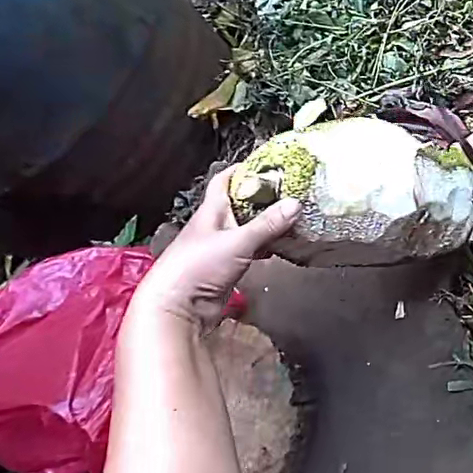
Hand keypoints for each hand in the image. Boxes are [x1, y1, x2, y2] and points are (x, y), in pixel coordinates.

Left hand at [130, 166, 300, 329]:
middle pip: (241, 203)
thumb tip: (296, 203)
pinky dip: (267, 245)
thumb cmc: (198, 267)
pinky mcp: (227, 267)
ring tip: (292, 216)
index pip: (225, 180)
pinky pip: (251, 249)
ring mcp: (221, 247)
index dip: (243, 169)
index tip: (268, 164)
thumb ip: (268, 224)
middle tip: (290, 191)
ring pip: (248, 227)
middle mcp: (215, 225)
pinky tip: (282, 245)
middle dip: (264, 197)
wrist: (177, 309)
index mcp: (212, 211)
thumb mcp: (238, 241)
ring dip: (267, 223)